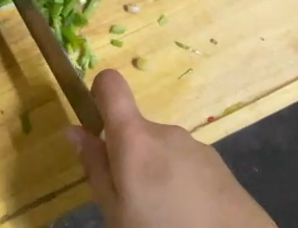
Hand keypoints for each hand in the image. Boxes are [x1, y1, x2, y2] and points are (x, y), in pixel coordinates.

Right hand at [68, 70, 275, 227]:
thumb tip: (74, 130)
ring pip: (164, 154)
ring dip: (160, 178)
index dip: (99, 94)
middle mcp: (165, 132)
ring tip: (168, 221)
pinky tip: (194, 223)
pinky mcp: (222, 170)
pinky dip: (185, 189)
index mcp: (134, 138)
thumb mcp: (116, 212)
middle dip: (132, 160)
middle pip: (137, 132)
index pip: (111, 84)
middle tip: (136, 207)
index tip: (97, 127)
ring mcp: (197, 148)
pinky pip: (190, 169)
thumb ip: (95, 168)